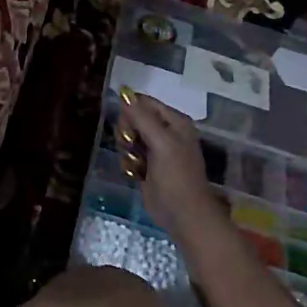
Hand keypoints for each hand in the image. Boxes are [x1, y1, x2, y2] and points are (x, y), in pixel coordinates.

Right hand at [118, 93, 225, 237]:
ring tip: (134, 161)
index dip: (131, 111)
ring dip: (126, 148)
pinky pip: (129, 155)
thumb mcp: (161, 142)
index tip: (125, 126)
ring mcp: (156, 150)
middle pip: (135, 119)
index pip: (146, 103)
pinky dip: (128, 162)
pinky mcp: (147, 166)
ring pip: (130, 137)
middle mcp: (166, 132)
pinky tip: (134, 172)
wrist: (182, 213)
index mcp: (175, 122)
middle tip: (130, 145)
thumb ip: (142, 118)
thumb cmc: (176, 175)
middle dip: (127, 131)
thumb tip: (124, 94)